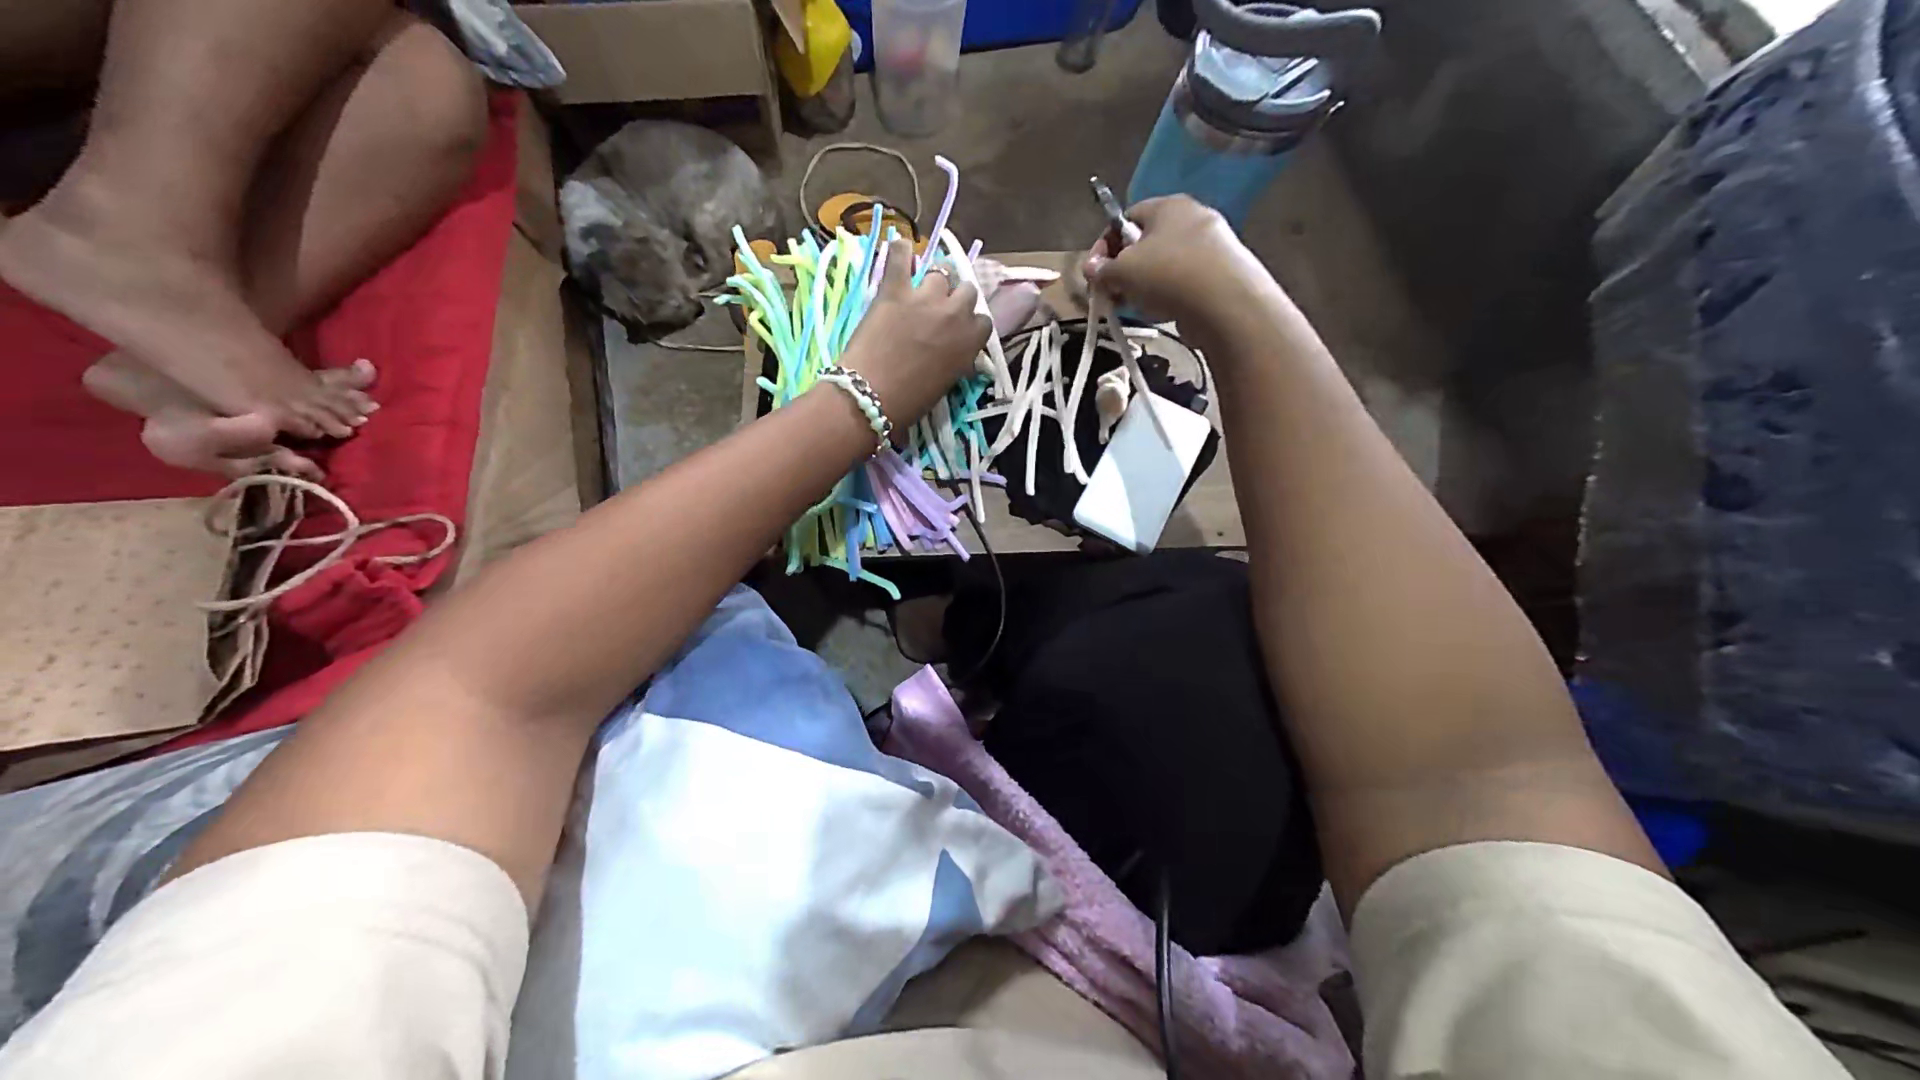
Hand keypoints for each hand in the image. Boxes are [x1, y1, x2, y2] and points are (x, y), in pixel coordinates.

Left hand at [841, 238, 990, 429]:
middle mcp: (955, 314)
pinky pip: (900, 256)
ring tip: (919, 292)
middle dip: (955, 299)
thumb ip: (958, 360)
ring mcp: (925, 298)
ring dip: (932, 282)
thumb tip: (959, 354)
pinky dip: (900, 252)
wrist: (871, 398)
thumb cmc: (911, 402)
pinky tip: (899, 251)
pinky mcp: (895, 289)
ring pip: (940, 273)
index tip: (959, 331)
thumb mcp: (947, 383)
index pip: (983, 319)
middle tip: (939, 311)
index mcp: (971, 341)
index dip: (970, 323)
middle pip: (967, 290)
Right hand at [1081, 196, 1275, 326]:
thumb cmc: (1168, 275)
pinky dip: (1168, 296)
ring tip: (1137, 307)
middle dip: (1124, 269)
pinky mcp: (1222, 273)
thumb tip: (1090, 268)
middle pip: (1145, 243)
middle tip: (1112, 294)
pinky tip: (1163, 312)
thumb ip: (1101, 269)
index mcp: (1168, 205)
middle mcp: (1192, 217)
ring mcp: (1211, 245)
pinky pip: (1184, 282)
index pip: (1125, 217)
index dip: (1105, 245)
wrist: (1226, 304)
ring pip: (1163, 265)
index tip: (1095, 272)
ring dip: (1144, 286)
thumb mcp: (1122, 271)